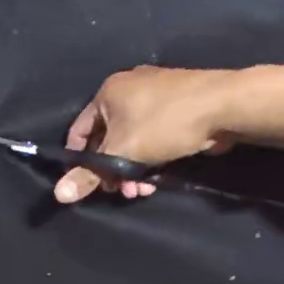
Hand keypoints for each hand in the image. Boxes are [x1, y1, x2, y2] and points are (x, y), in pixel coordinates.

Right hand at [55, 66, 241, 202]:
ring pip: (130, 143)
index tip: (90, 184)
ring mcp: (153, 97)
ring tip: (140, 191)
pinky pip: (150, 138)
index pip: (78, 131)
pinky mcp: (175, 108)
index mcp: (108, 91)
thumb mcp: (122, 154)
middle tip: (120, 192)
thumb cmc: (164, 124)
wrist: (224, 106)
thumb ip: (89, 175)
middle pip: (106, 139)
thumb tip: (58, 195)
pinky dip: (148, 160)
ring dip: (131, 172)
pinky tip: (156, 180)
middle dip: (111, 171)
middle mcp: (128, 88)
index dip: (79, 161)